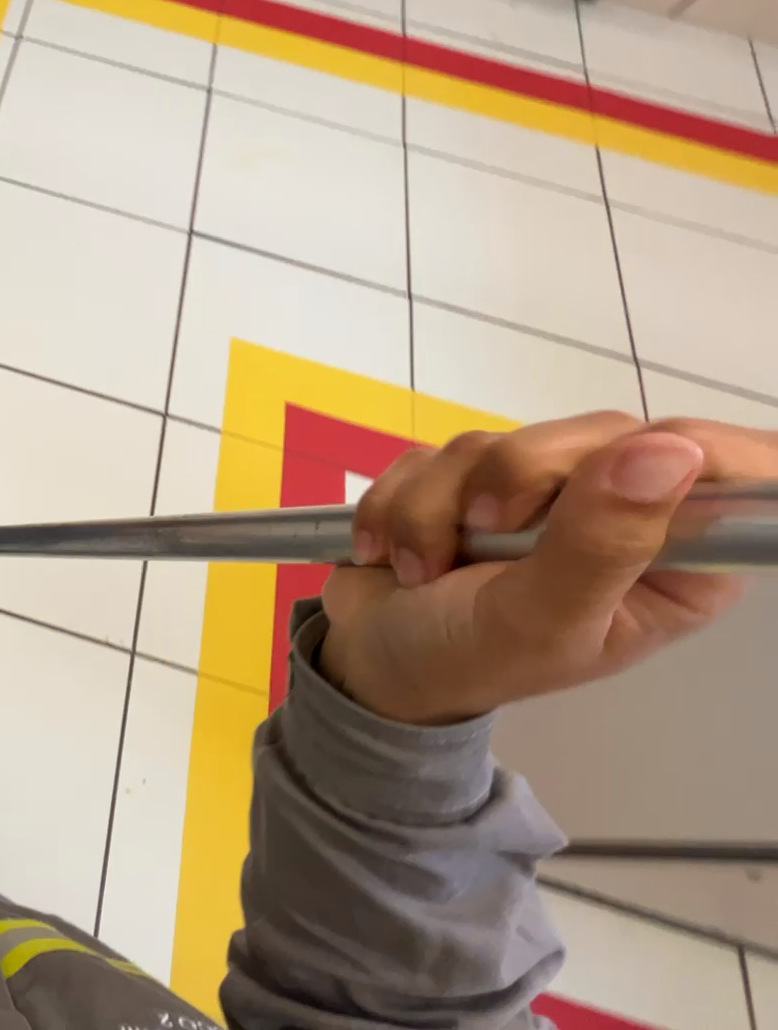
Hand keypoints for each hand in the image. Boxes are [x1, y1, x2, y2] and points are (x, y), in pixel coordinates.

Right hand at [321, 412, 777, 724]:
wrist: (369, 660)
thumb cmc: (467, 657)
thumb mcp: (540, 618)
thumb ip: (602, 544)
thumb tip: (668, 452)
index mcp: (673, 554)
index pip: (728, 466)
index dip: (674, 451)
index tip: (598, 476)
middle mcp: (609, 511)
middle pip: (589, 436)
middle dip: (507, 480)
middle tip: (476, 534)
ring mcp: (525, 492)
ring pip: (485, 445)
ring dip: (428, 508)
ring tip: (418, 569)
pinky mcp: (454, 481)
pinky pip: (421, 458)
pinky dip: (390, 506)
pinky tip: (388, 551)